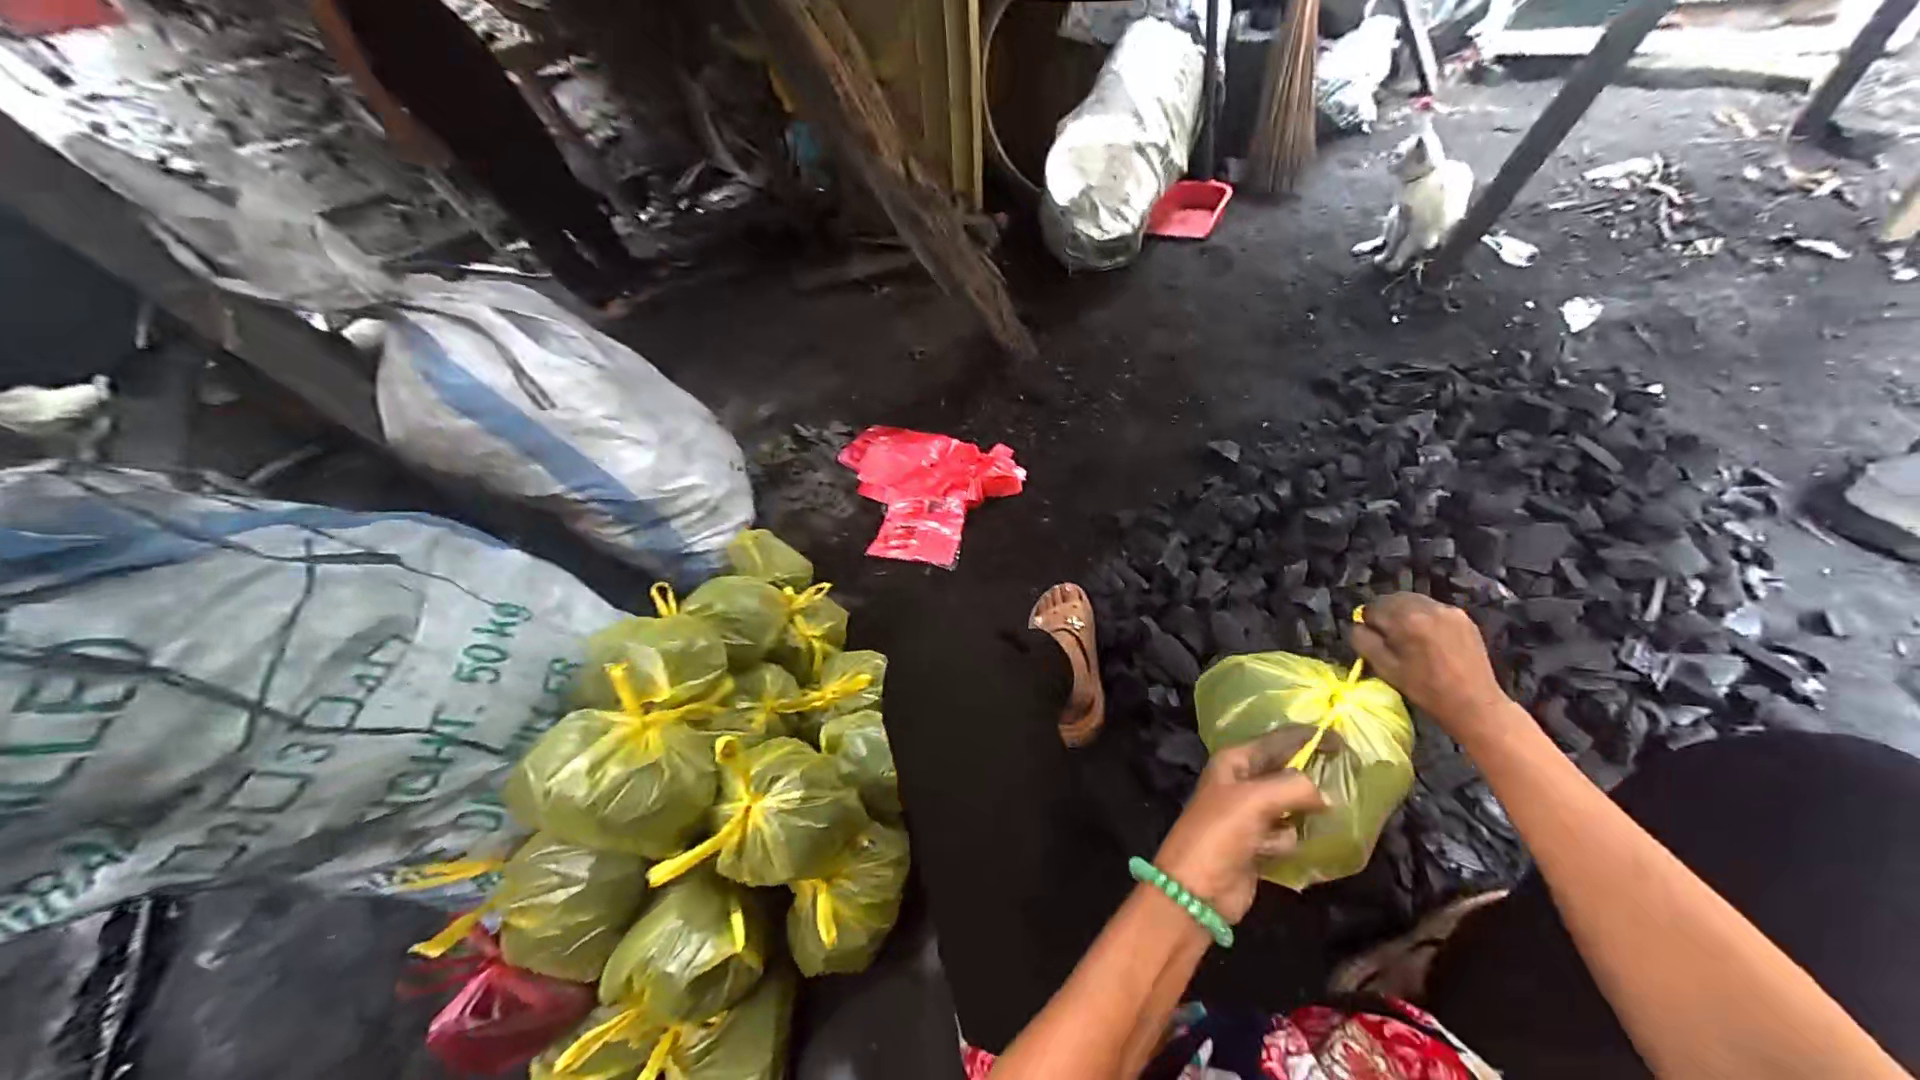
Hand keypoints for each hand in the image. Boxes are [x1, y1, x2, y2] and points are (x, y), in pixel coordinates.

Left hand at [1152, 728, 1327, 922]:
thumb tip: (1325, 796)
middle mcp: (1242, 782)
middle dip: (1311, 778)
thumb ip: (1295, 787)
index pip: (1277, 740)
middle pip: (1287, 772)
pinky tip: (1274, 849)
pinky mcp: (1259, 842)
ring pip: (1292, 805)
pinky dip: (1288, 840)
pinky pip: (1288, 833)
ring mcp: (1250, 813)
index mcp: (1234, 761)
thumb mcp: (1256, 799)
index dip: (1308, 736)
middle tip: (1348, 777)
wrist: (1197, 888)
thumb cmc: (1221, 833)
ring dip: (1296, 817)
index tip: (1344, 739)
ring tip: (1289, 825)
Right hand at [1349, 593, 1514, 743]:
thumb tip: (1357, 625)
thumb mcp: (1383, 667)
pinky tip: (1428, 637)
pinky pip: (1432, 608)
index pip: (1372, 607)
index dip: (1368, 623)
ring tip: (1409, 636)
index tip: (1375, 640)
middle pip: (1392, 599)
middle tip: (1390, 637)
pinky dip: (1424, 617)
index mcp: (1406, 620)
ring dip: (1404, 613)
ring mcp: (1448, 610)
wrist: (1473, 702)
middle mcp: (1428, 607)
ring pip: (1412, 600)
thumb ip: (1362, 640)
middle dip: (1385, 614)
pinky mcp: (1463, 617)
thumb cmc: (1424, 688)